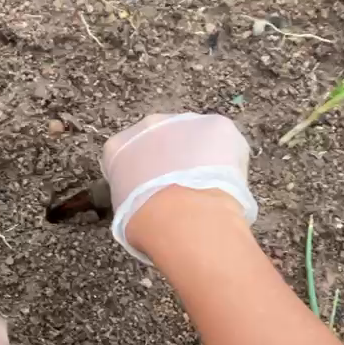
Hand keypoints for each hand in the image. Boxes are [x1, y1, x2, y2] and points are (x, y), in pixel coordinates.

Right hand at [101, 113, 257, 261]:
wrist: (182, 218)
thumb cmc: (147, 223)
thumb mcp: (122, 216)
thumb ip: (131, 197)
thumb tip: (145, 203)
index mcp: (117, 147)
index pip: (124, 156)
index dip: (137, 175)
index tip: (145, 191)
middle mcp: (147, 126)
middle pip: (159, 138)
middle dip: (168, 159)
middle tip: (177, 188)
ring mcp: (184, 121)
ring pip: (193, 137)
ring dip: (197, 157)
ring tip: (204, 189)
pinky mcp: (217, 125)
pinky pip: (222, 141)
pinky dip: (225, 159)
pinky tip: (223, 183)